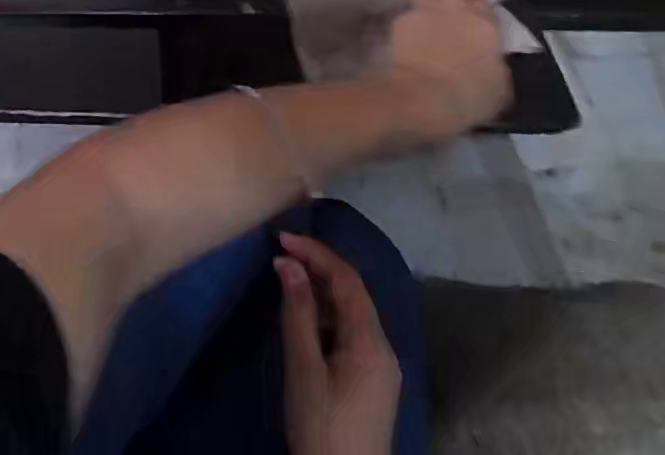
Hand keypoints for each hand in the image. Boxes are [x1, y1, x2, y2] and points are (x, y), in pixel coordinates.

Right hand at [277, 232, 399, 454]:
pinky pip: (350, 329)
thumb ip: (297, 311)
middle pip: (353, 292)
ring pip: (352, 310)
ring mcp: (380, 366)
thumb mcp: (303, 366)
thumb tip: (289, 262)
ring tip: (287, 273)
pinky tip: (303, 311)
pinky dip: (326, 311)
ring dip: (321, 287)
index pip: (347, 280)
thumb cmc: (320, 425)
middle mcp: (383, 348)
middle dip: (319, 264)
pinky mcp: (371, 379)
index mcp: (371, 343)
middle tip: (281, 250)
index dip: (316, 252)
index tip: (281, 238)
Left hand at [382, 0, 511, 141]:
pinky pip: (407, 15)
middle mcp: (454, 9)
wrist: (424, 96)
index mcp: (484, 23)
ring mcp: (424, 12)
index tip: (476, 5)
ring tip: (428, 18)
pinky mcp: (400, 22)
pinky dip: (411, 23)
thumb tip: (489, 55)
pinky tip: (411, 38)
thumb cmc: (471, 95)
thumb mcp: (500, 81)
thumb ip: (494, 58)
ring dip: (428, 2)